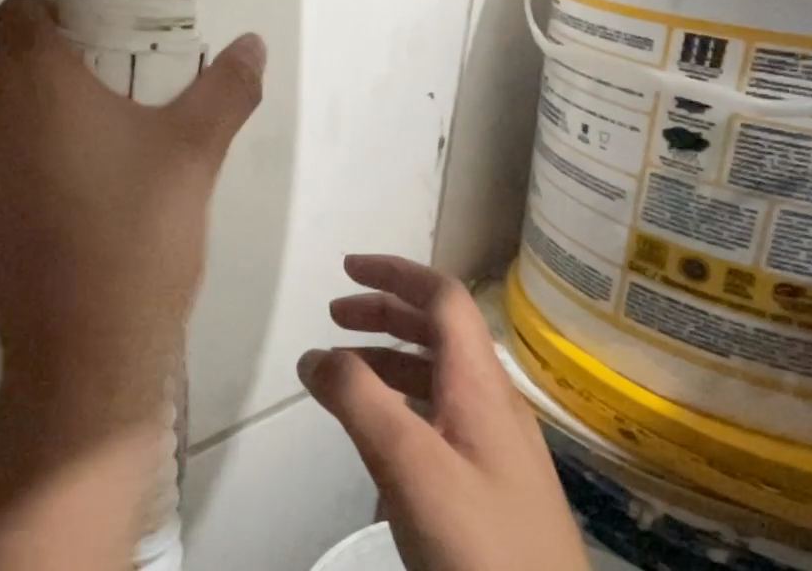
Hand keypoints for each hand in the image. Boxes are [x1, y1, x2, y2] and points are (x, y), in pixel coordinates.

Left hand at [0, 0, 265, 413]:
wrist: (85, 347)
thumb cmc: (139, 230)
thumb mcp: (195, 152)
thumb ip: (225, 89)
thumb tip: (252, 45)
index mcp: (32, 79)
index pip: (18, 13)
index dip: (52, 16)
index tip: (96, 43)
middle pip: (10, 68)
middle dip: (54, 75)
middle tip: (111, 100)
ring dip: (34, 124)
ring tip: (92, 157)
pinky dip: (18, 172)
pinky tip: (65, 208)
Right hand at [298, 255, 589, 570]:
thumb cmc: (479, 543)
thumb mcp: (408, 465)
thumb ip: (358, 399)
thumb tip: (315, 355)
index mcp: (481, 386)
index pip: (443, 300)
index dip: (395, 273)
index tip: (346, 269)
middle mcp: (493, 405)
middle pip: (439, 332)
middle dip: (385, 312)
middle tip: (334, 315)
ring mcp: (496, 447)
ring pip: (438, 376)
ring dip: (388, 357)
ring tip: (343, 372)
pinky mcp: (491, 484)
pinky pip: (440, 415)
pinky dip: (400, 400)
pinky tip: (378, 430)